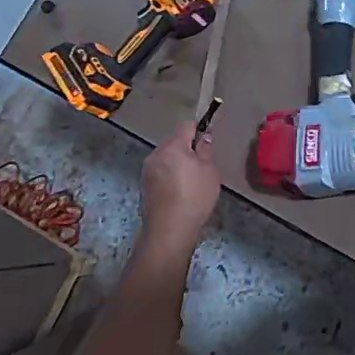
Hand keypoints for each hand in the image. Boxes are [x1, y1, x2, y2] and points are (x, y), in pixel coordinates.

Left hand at [139, 123, 220, 252]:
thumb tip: (204, 138)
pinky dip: (169, 175)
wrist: (170, 228)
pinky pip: (160, 171)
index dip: (198, 130)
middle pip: (174, 142)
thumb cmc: (194, 196)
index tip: (206, 142)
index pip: (186, 126)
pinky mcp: (145, 185)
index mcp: (173, 146)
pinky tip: (178, 191)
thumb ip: (206, 150)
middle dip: (186, 148)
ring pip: (165, 157)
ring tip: (189, 181)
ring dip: (176, 162)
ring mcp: (148, 170)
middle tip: (200, 166)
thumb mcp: (210, 172)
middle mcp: (156, 154)